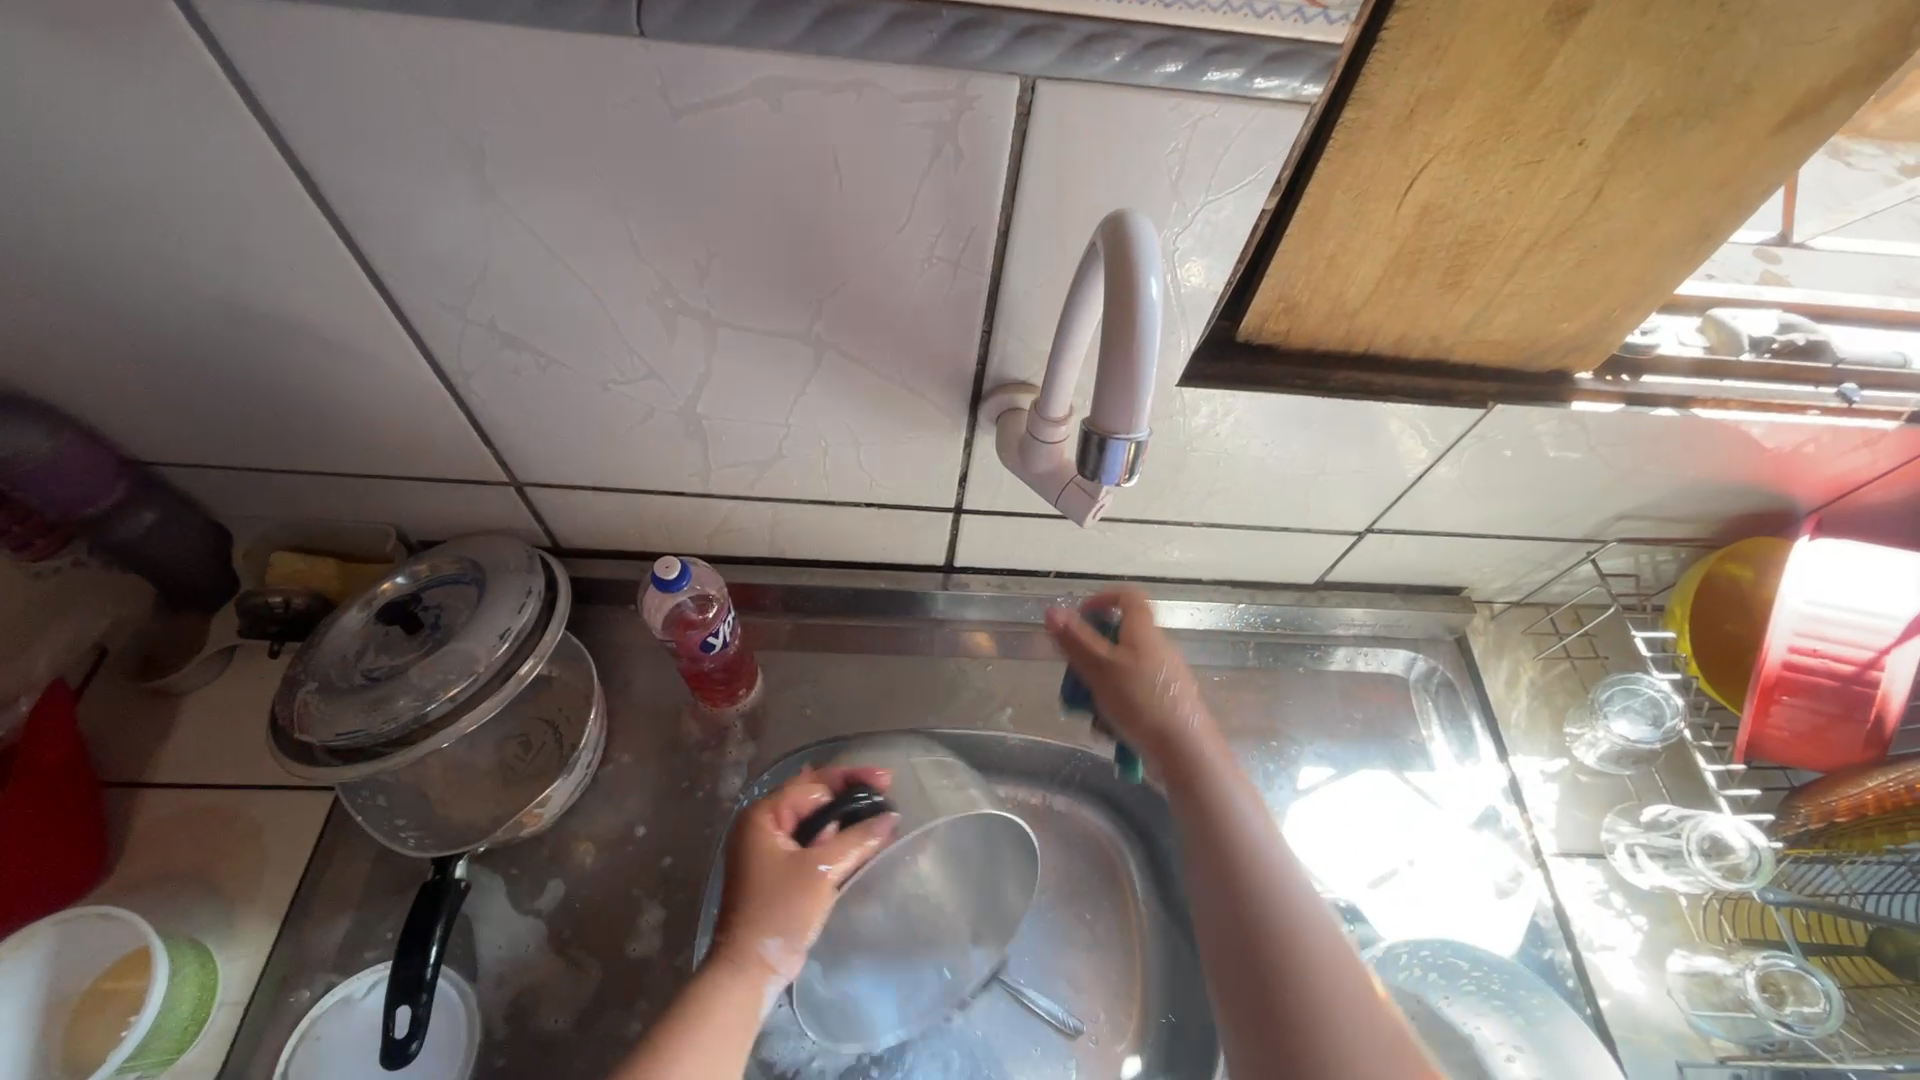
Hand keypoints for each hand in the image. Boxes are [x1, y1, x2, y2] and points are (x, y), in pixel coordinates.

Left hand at [709, 766, 898, 988]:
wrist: (750, 970)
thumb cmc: (780, 912)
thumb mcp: (822, 871)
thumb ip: (857, 839)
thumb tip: (891, 818)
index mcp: (763, 816)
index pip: (814, 785)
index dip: (850, 780)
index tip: (887, 781)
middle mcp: (763, 826)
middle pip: (814, 798)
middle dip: (850, 795)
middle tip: (887, 791)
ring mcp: (770, 850)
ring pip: (816, 822)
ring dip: (846, 820)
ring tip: (880, 816)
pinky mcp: (781, 872)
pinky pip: (814, 844)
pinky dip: (837, 841)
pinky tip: (862, 840)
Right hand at [1045, 589, 1218, 764]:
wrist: (1184, 750)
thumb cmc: (1140, 701)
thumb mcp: (1099, 668)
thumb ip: (1075, 640)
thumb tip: (1051, 609)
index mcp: (1143, 631)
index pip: (1128, 597)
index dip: (1102, 600)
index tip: (1078, 618)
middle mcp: (1156, 648)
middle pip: (1117, 639)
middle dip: (1089, 658)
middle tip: (1074, 678)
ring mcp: (1162, 677)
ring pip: (1120, 672)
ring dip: (1099, 689)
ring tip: (1088, 713)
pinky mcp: (1164, 703)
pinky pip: (1132, 696)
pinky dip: (1115, 708)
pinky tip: (1107, 730)